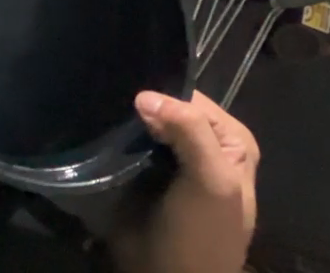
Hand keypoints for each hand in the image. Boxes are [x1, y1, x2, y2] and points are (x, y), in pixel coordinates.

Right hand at [114, 92, 258, 272]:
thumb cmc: (202, 235)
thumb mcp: (213, 182)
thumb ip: (190, 131)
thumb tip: (143, 95)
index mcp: (231, 140)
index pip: (190, 97)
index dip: (163, 97)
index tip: (132, 102)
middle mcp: (205, 144)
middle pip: (167, 106)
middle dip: (141, 105)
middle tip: (110, 104)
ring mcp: (173, 159)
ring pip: (145, 122)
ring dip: (124, 121)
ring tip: (98, 114)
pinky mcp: (142, 172)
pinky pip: (128, 142)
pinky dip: (114, 137)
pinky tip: (98, 131)